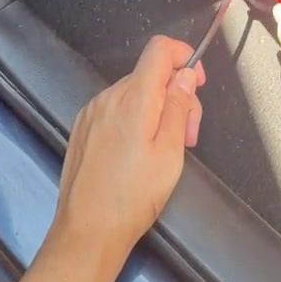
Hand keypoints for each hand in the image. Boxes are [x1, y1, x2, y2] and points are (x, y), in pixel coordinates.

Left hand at [38, 36, 203, 281]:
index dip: (183, 55)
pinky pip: (116, 107)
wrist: (86, 232)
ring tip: (163, 150)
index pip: (160, 48)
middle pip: (151, 74)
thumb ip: (180, 107)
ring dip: (156, 109)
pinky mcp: (83, 125)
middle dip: (176, 95)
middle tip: (189, 136)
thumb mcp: (170, 154)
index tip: (197, 81)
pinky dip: (134, 118)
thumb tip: (186, 74)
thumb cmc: (133, 197)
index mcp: (134, 98)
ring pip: (134, 91)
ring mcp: (93, 110)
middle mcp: (109, 95)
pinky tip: (137, 153)